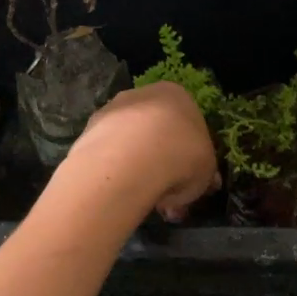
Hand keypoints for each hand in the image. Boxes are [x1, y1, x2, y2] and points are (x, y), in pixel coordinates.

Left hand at [68, 83, 219, 221]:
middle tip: (166, 197)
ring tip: (143, 201)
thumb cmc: (182, 155)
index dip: (189, 156)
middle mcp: (144, 94)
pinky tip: (121, 193)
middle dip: (162, 164)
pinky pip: (109, 153)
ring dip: (137, 169)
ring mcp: (113, 109)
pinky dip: (115, 172)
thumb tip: (207, 183)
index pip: (187, 125)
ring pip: (130, 142)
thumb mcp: (206, 171)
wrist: (132, 156)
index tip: (188, 180)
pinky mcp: (89, 129)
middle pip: (157, 132)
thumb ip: (205, 175)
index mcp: (178, 95)